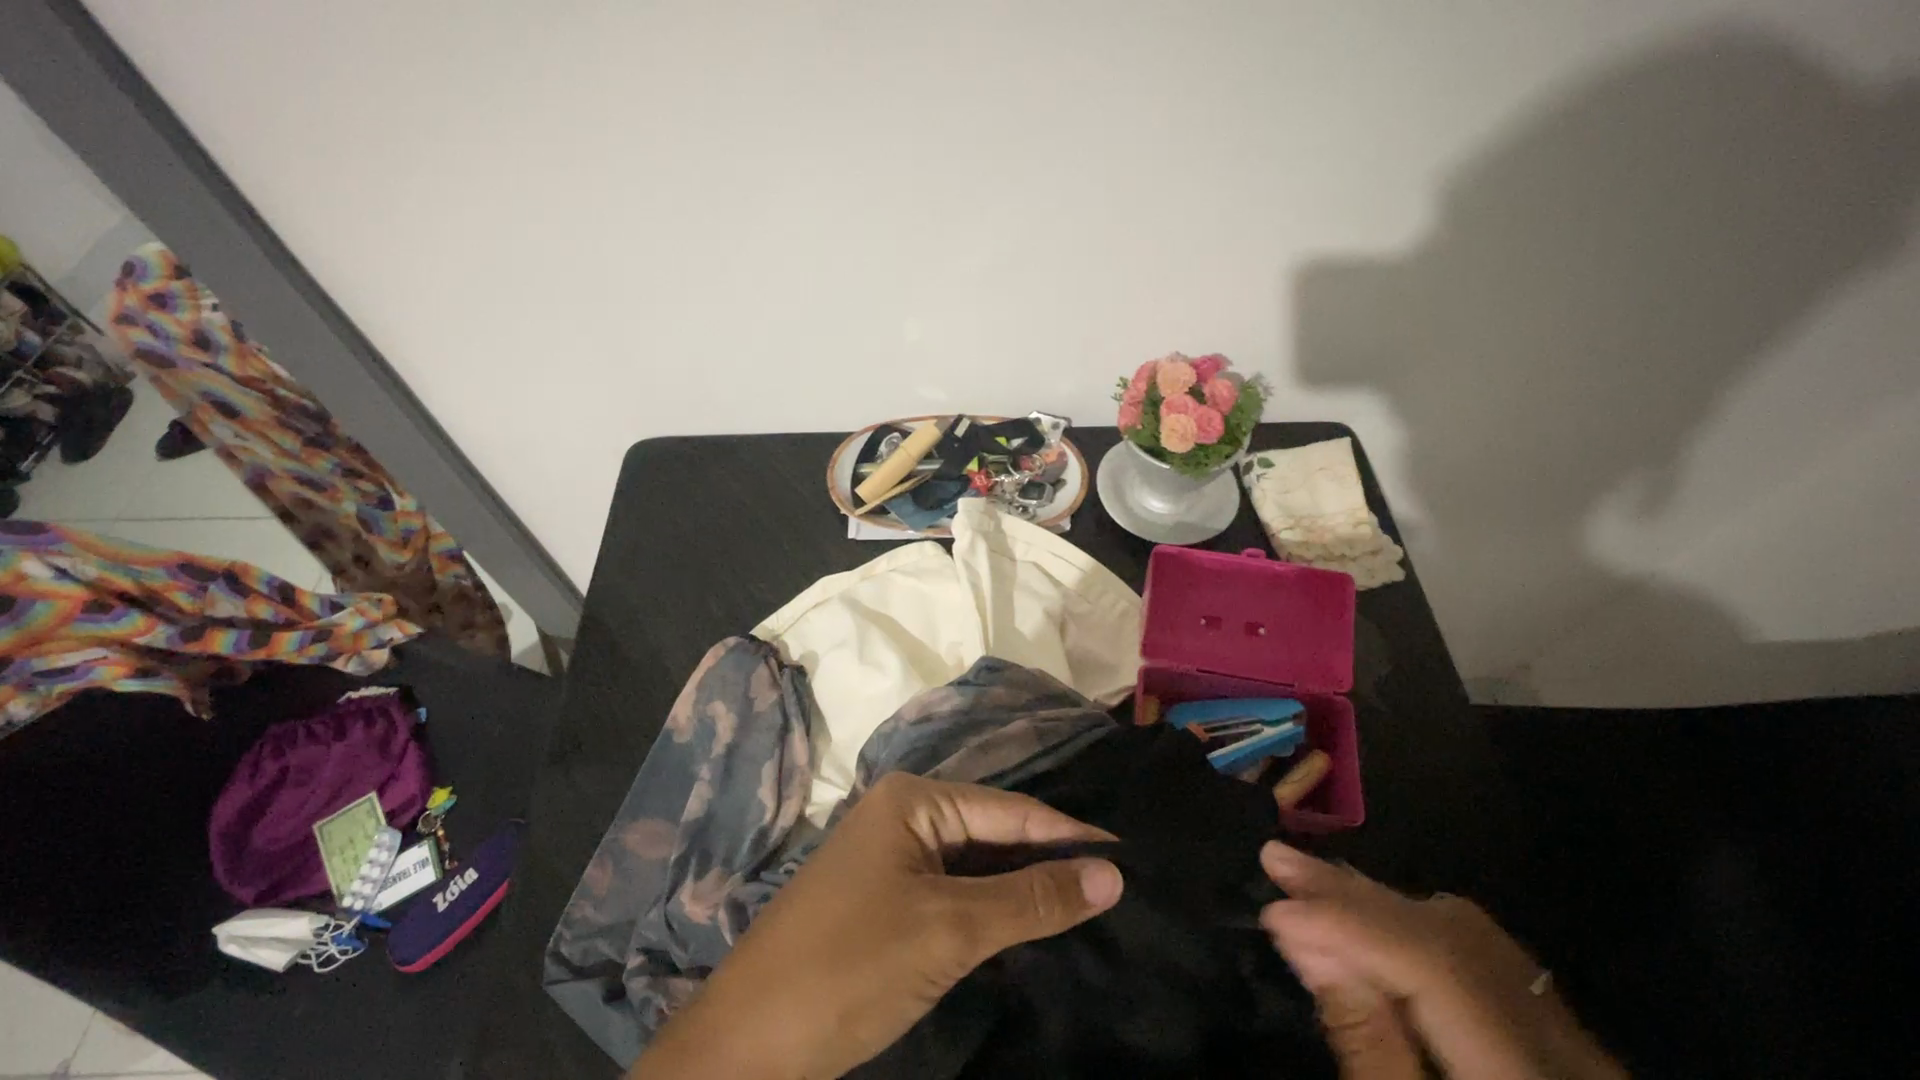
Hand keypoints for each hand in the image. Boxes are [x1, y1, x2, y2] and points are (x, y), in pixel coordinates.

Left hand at [632, 773, 1123, 1079]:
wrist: (749, 1042)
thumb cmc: (852, 967)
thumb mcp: (950, 931)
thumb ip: (1032, 899)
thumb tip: (1113, 874)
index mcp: (911, 801)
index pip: (1011, 809)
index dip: (1071, 835)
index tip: (1131, 860)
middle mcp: (900, 817)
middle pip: (994, 832)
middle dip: (1049, 862)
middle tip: (1116, 890)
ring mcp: (888, 860)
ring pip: (974, 866)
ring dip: (1022, 889)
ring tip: (1088, 908)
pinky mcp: (883, 901)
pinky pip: (951, 892)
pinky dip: (990, 910)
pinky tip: (1029, 927)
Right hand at [1259, 842, 1625, 1079]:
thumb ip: (1367, 1047)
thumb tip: (1309, 942)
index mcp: (1524, 1074)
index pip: (1435, 967)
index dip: (1351, 926)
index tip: (1275, 910)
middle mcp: (1565, 1046)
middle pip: (1453, 941)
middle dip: (1356, 898)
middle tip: (1278, 862)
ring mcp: (1573, 1041)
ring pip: (1472, 940)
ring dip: (1380, 905)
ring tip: (1308, 878)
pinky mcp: (1563, 1042)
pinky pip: (1484, 958)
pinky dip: (1415, 930)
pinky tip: (1371, 916)